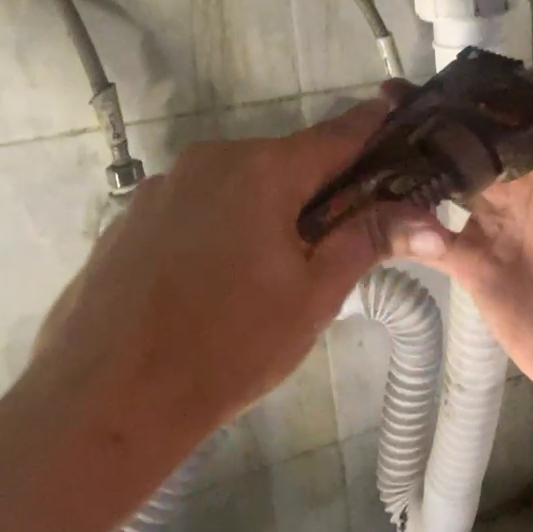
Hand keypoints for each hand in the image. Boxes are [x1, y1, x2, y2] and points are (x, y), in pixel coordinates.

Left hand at [20, 86, 414, 472]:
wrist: (101, 405)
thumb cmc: (227, 348)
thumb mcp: (314, 296)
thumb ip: (368, 241)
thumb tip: (432, 222)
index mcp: (263, 169)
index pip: (339, 133)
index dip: (376, 128)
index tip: (403, 126)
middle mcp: (211, 160)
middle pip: (288, 162)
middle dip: (318, 192)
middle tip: (335, 246)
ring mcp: (162, 187)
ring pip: (240, 185)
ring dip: (267, 212)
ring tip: (268, 277)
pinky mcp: (129, 218)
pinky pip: (197, 208)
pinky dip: (221, 228)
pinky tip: (212, 285)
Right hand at [397, 62, 532, 417]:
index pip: (511, 114)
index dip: (477, 92)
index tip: (434, 69)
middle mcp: (523, 187)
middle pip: (472, 146)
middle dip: (434, 124)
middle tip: (382, 101)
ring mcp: (495, 227)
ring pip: (448, 185)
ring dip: (415, 167)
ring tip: (369, 141)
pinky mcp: (472, 266)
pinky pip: (434, 238)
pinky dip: (411, 226)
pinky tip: (378, 207)